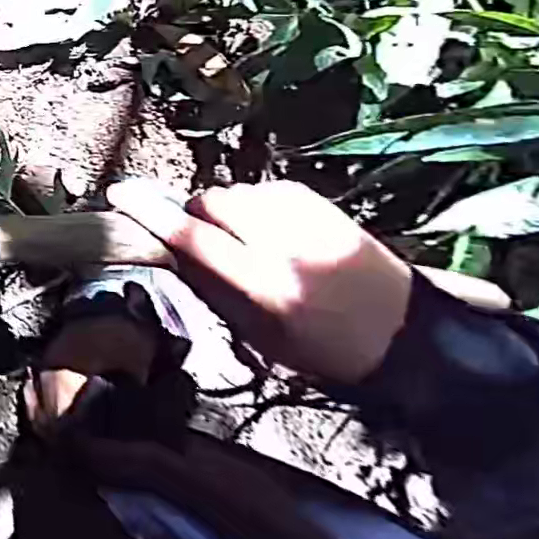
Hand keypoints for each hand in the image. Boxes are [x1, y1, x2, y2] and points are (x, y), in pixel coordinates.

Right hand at [106, 179, 412, 383]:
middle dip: (197, 214)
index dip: (150, 213)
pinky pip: (263, 189)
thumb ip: (210, 286)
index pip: (193, 237)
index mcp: (268, 286)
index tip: (117, 193)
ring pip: (235, 192)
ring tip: (246, 236)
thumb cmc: (326, 349)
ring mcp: (312, 220)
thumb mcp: (260, 334)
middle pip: (211, 202)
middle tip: (207, 238)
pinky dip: (255, 204)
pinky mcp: (325, 205)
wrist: (421, 342)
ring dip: (227, 210)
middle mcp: (289, 245)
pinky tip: (271, 227)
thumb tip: (168, 248)